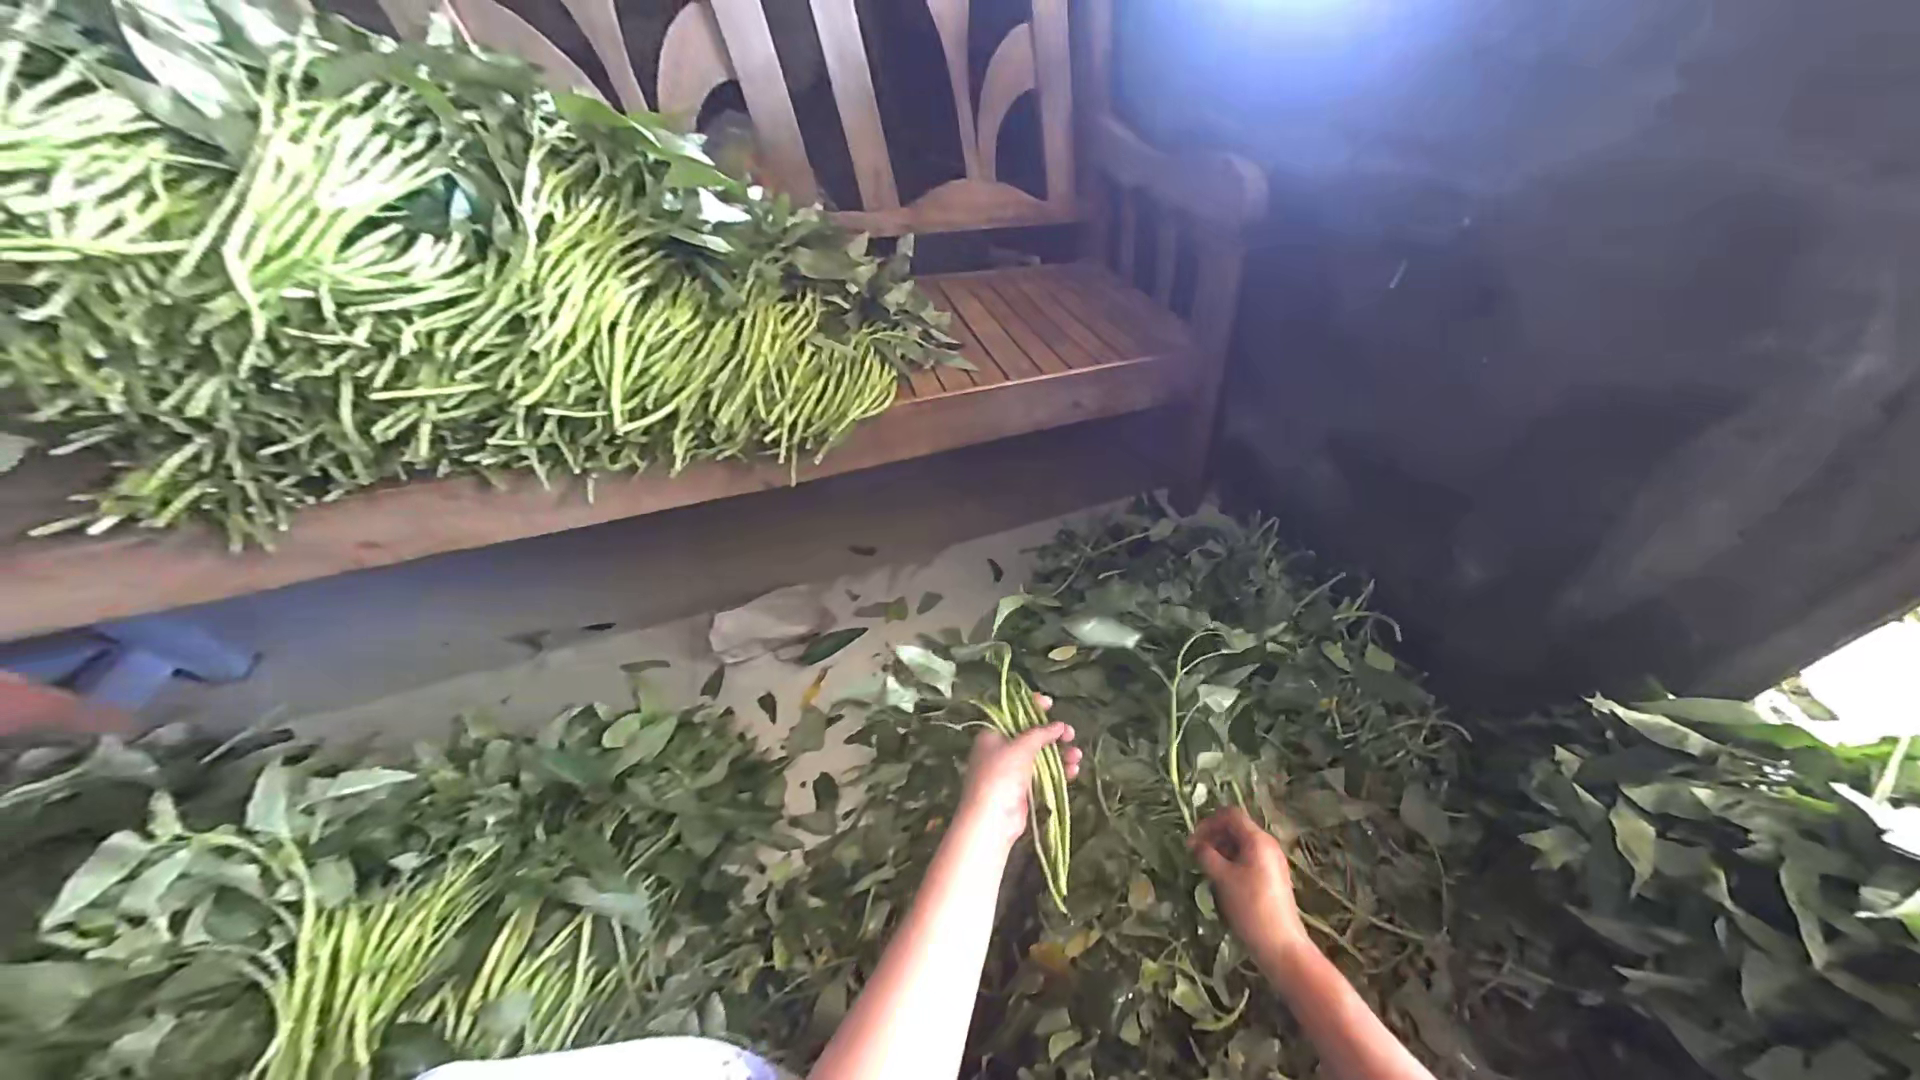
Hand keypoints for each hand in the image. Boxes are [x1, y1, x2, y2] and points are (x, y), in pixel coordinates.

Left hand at [955, 695, 1081, 852]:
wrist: (992, 820)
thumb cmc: (1001, 775)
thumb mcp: (1020, 747)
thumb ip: (1040, 733)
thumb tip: (1059, 726)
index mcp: (993, 733)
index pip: (1013, 713)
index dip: (1032, 706)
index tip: (1050, 703)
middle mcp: (1002, 749)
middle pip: (1031, 735)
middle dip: (1052, 734)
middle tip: (1070, 734)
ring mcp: (1013, 769)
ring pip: (1041, 755)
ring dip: (1060, 754)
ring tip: (1077, 756)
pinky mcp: (1023, 788)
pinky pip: (1044, 774)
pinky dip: (1058, 771)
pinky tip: (1073, 771)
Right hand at [1189, 806, 1309, 962]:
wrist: (1281, 947)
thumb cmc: (1250, 907)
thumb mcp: (1221, 878)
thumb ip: (1205, 854)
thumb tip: (1193, 843)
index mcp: (1257, 840)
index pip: (1229, 815)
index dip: (1208, 822)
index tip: (1193, 840)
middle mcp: (1267, 845)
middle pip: (1235, 828)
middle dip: (1213, 837)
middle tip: (1196, 854)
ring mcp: (1272, 862)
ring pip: (1241, 844)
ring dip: (1221, 850)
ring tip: (1206, 868)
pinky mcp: (1272, 877)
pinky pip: (1248, 859)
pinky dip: (1232, 862)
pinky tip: (1222, 879)